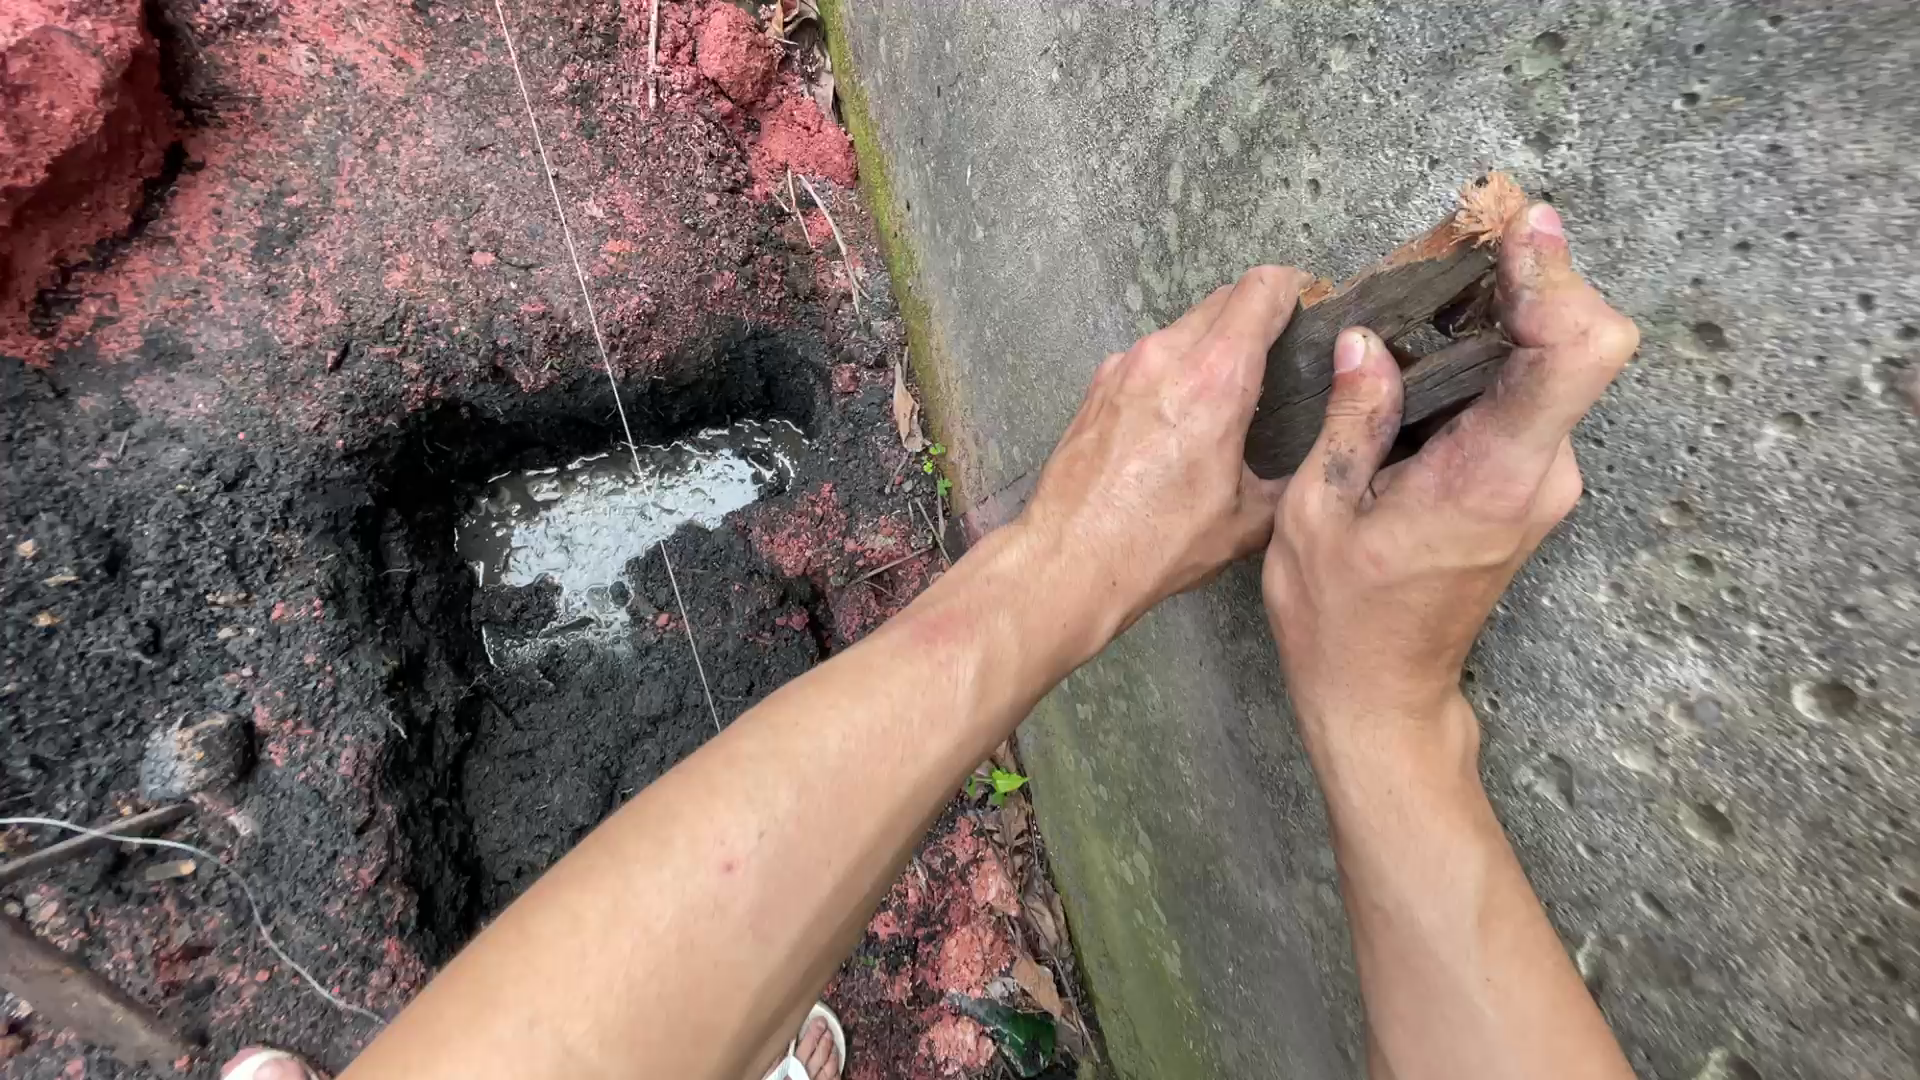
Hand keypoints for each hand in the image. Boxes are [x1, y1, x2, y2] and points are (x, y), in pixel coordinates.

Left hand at [1017, 266, 1308, 643]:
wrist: (1069, 558)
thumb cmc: (1154, 543)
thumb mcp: (1246, 520)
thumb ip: (1289, 477)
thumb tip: (1310, 465)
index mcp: (1213, 379)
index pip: (1261, 290)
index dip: (1291, 292)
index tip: (1304, 309)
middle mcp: (1163, 358)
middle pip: (1220, 301)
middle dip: (1251, 318)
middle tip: (1269, 357)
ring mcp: (1120, 369)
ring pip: (1178, 330)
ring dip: (1205, 347)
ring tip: (1216, 397)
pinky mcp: (1094, 389)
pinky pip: (1143, 360)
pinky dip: (1166, 373)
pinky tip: (1168, 419)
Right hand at [1262, 203, 1638, 740]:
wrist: (1377, 692)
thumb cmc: (1336, 615)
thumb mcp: (1317, 515)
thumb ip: (1351, 422)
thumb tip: (1367, 342)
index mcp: (1490, 474)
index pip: (1576, 353)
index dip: (1560, 278)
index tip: (1520, 229)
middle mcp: (1538, 474)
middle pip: (1570, 350)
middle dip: (1521, 286)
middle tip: (1448, 249)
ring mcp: (1537, 487)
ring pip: (1544, 377)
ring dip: (1496, 326)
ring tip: (1420, 296)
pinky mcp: (1520, 496)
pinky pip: (1518, 409)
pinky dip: (1481, 370)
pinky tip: (1418, 361)